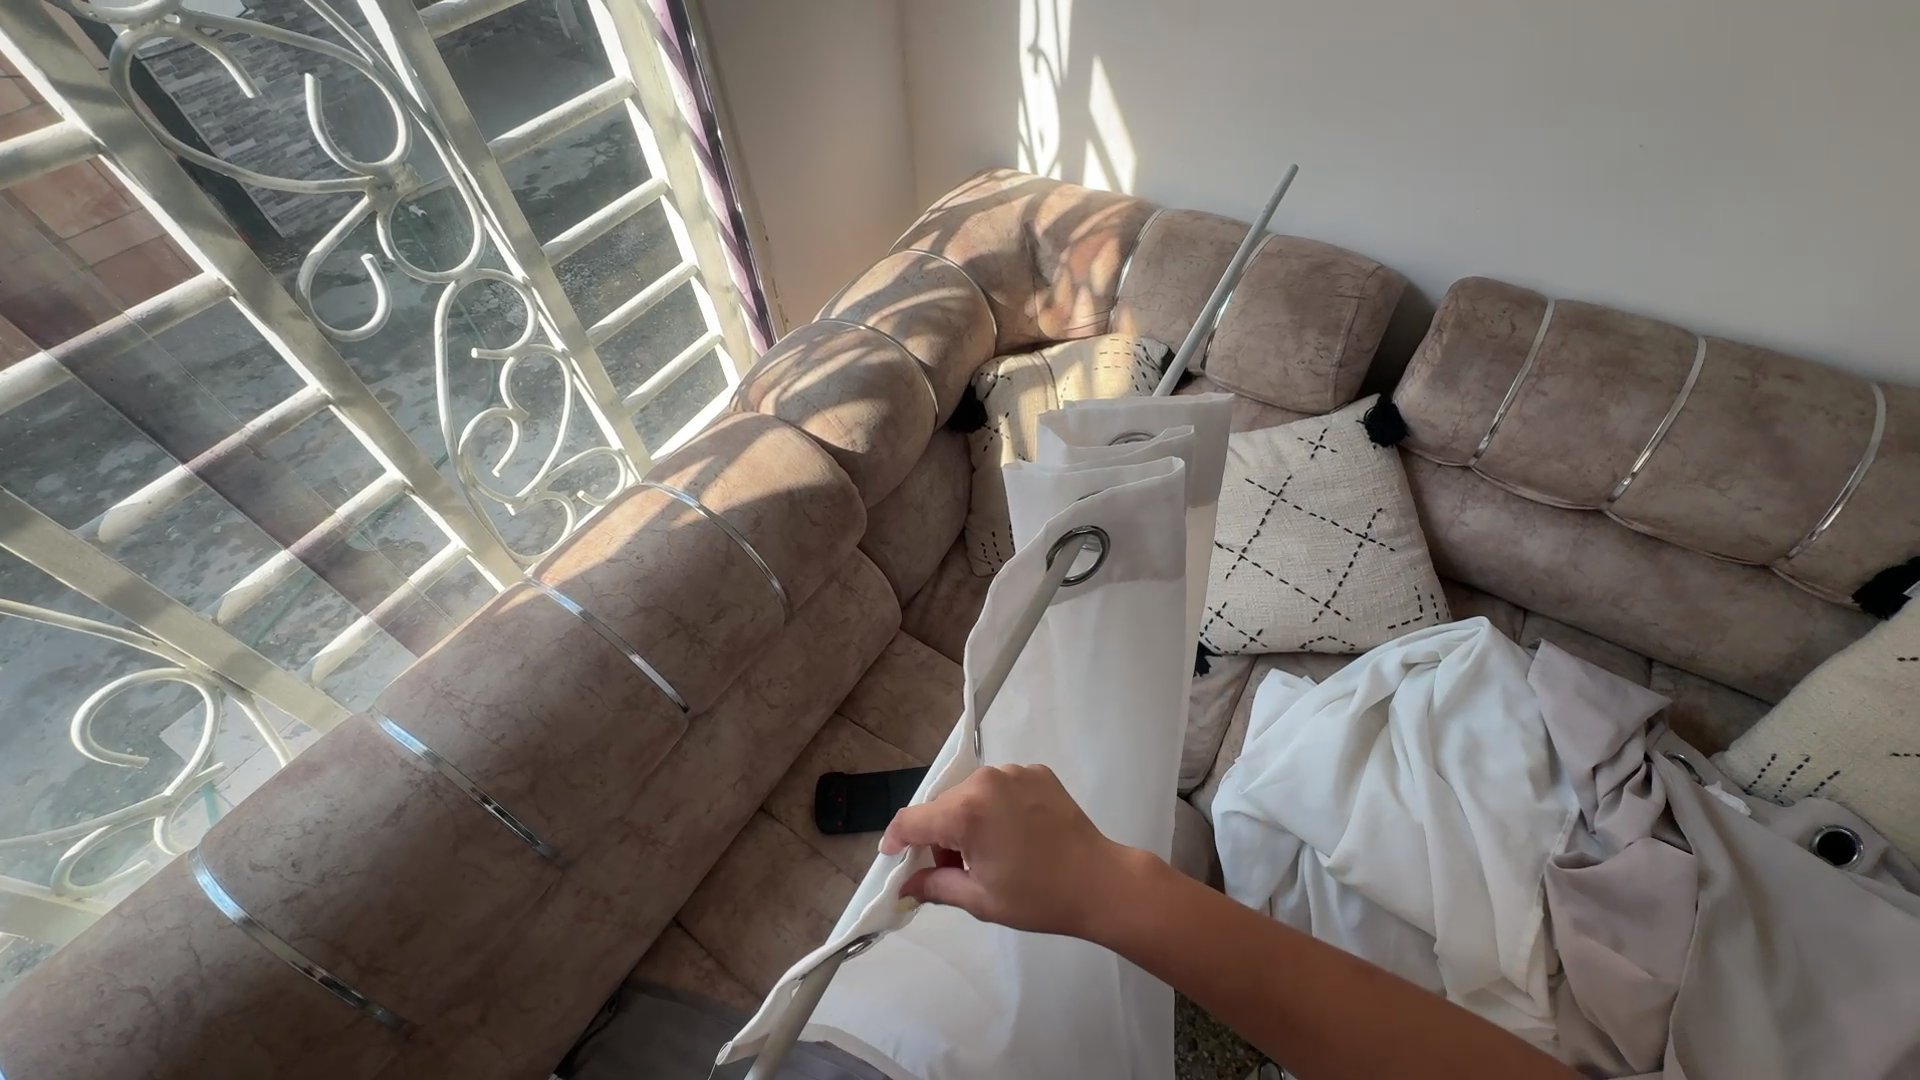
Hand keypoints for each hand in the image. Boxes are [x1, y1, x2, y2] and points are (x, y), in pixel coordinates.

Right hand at [879, 764, 1153, 938]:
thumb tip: (906, 885)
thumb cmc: (1039, 896)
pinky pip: (999, 786)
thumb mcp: (980, 899)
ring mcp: (1013, 771)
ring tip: (986, 853)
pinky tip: (1012, 834)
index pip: (912, 819)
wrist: (1100, 882)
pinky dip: (995, 807)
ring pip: (970, 793)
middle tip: (951, 869)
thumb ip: (935, 885)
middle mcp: (986, 781)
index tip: (893, 857)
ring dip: (966, 819)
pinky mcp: (1036, 771)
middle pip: (942, 805)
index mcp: (968, 812)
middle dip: (937, 835)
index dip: (896, 839)